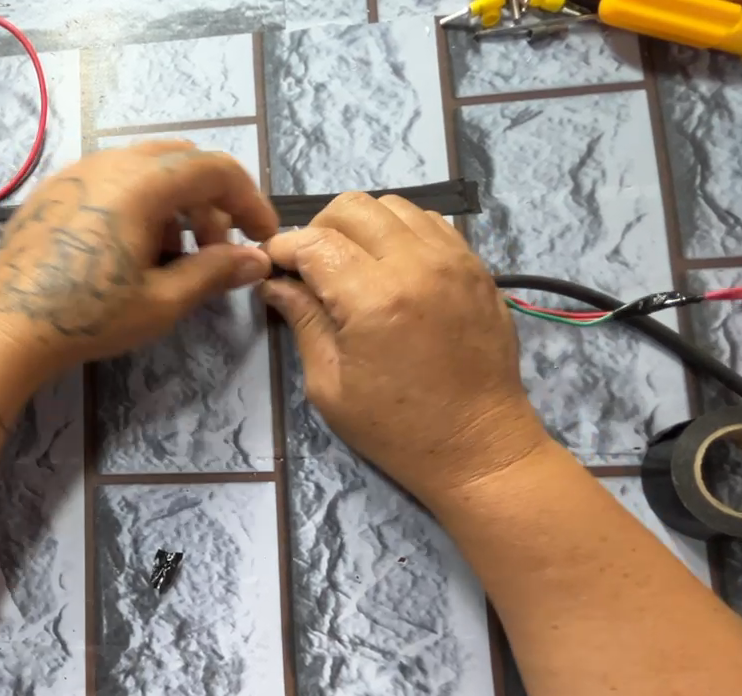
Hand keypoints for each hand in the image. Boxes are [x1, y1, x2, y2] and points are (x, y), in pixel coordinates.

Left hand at [0, 141, 279, 374]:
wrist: (6, 330)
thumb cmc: (86, 319)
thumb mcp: (159, 303)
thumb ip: (212, 273)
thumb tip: (254, 261)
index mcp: (141, 182)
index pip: (214, 169)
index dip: (247, 201)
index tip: (259, 237)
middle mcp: (106, 163)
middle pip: (178, 163)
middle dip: (207, 204)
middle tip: (213, 251)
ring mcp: (72, 175)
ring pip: (139, 172)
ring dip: (169, 207)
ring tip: (167, 261)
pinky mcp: (48, 196)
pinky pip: (104, 185)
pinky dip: (131, 208)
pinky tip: (123, 256)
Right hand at [261, 192, 551, 503]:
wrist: (473, 443)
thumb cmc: (391, 426)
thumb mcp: (328, 383)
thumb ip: (303, 321)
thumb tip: (274, 284)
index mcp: (373, 300)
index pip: (314, 243)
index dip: (281, 249)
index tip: (266, 267)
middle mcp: (417, 265)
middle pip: (353, 208)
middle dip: (317, 230)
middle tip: (304, 269)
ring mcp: (453, 259)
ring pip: (393, 206)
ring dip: (358, 227)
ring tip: (345, 267)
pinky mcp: (475, 266)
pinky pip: (429, 223)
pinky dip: (396, 233)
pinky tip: (384, 270)